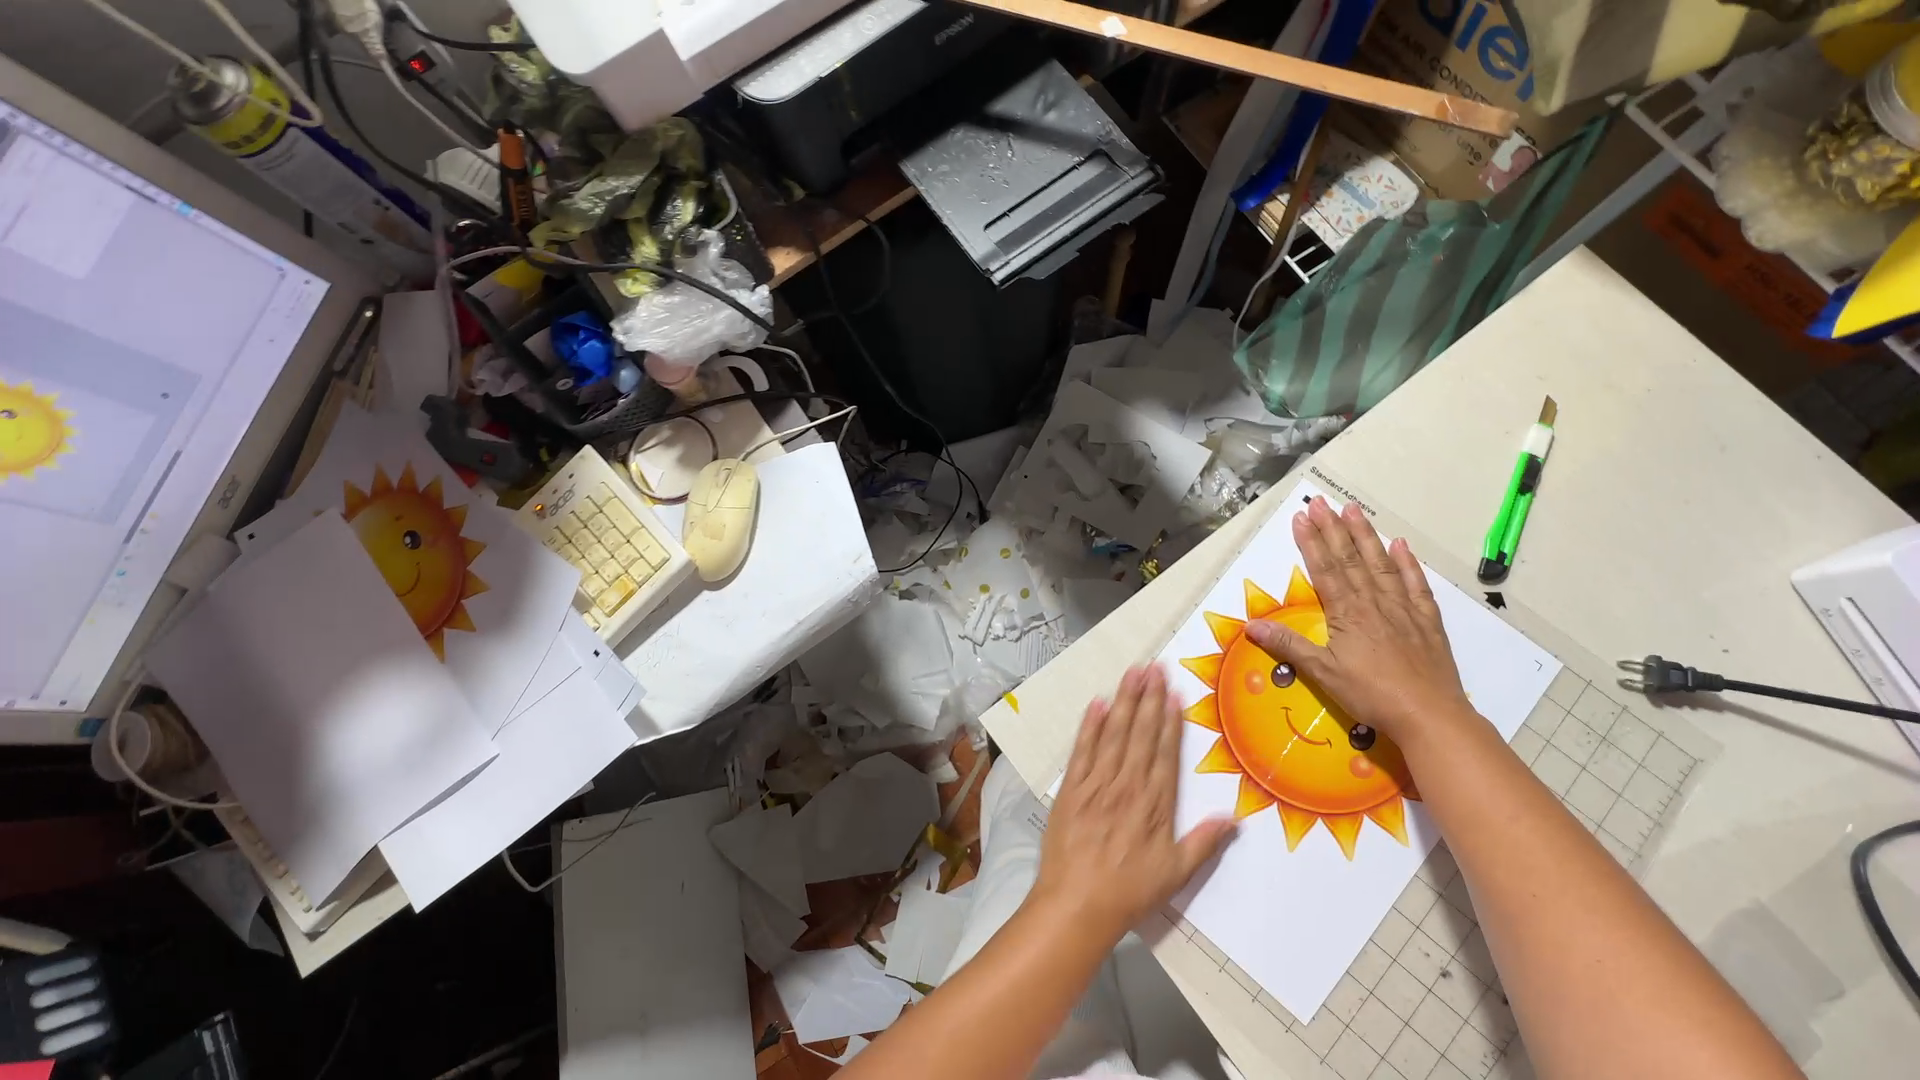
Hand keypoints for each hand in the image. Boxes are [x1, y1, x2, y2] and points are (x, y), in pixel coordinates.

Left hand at [1030, 665, 1236, 944]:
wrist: (1076, 905)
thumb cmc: (1128, 892)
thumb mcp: (1175, 873)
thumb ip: (1204, 842)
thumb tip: (1234, 817)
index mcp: (1155, 803)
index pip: (1165, 752)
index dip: (1169, 719)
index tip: (1174, 692)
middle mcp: (1127, 785)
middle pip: (1140, 734)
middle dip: (1148, 698)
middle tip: (1154, 667)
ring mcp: (1097, 784)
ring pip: (1113, 734)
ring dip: (1123, 702)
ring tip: (1132, 673)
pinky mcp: (1071, 789)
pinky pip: (1082, 750)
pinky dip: (1089, 726)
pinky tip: (1096, 704)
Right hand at [1246, 497, 1477, 745]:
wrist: (1428, 714)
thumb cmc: (1370, 694)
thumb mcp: (1322, 673)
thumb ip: (1288, 645)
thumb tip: (1251, 626)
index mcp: (1347, 613)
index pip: (1325, 569)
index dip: (1311, 542)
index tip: (1301, 517)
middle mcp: (1374, 602)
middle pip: (1351, 558)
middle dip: (1333, 529)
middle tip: (1320, 502)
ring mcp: (1403, 608)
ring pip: (1381, 564)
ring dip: (1366, 536)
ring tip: (1353, 510)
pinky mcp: (1426, 621)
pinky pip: (1415, 584)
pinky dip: (1407, 563)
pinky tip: (1400, 545)